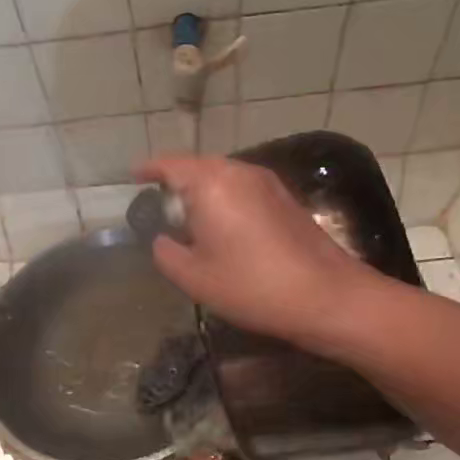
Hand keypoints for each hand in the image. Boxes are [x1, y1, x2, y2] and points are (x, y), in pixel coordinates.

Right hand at [134, 155, 377, 343]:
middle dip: (176, 180)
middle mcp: (240, 171)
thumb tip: (164, 238)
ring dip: (203, 189)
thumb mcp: (194, 277)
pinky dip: (226, 197)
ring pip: (224, 175)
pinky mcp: (286, 197)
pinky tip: (224, 224)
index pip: (170, 164)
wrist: (325, 294)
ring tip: (189, 216)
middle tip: (160, 204)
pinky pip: (244, 187)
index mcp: (211, 182)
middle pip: (198, 165)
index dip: (149, 169)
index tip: (134, 176)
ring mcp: (268, 182)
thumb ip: (166, 252)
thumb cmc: (252, 285)